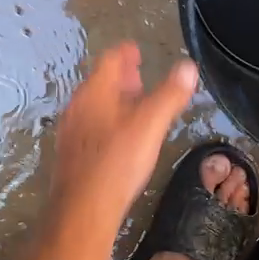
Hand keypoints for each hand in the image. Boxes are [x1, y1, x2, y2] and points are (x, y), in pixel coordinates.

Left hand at [50, 43, 197, 223]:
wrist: (82, 209)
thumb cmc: (117, 163)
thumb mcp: (150, 126)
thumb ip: (170, 95)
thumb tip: (188, 67)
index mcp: (95, 92)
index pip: (109, 60)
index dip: (125, 53)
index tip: (136, 50)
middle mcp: (77, 106)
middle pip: (100, 82)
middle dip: (121, 77)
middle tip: (138, 75)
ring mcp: (70, 131)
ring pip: (94, 105)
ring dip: (113, 100)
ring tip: (132, 104)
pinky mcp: (70, 154)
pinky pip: (89, 126)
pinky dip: (106, 121)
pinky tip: (118, 137)